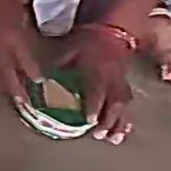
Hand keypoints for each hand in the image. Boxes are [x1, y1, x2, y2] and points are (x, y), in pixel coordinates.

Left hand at [60, 25, 135, 143]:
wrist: (109, 31)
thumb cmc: (84, 41)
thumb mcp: (68, 49)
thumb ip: (57, 65)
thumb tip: (41, 80)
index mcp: (97, 70)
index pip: (97, 91)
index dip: (94, 106)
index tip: (88, 121)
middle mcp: (112, 78)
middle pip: (115, 103)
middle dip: (108, 121)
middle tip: (98, 136)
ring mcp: (121, 82)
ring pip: (124, 106)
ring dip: (120, 123)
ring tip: (114, 140)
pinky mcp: (125, 84)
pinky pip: (129, 103)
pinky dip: (127, 118)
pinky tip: (125, 131)